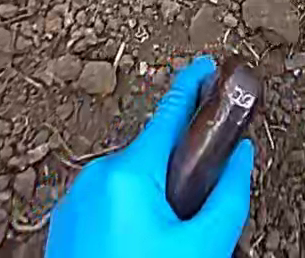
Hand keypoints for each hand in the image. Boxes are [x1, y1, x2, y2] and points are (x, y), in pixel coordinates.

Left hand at [45, 57, 254, 257]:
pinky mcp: (62, 227)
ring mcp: (73, 203)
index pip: (172, 108)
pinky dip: (132, 204)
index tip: (210, 64)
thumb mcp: (204, 248)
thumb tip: (242, 154)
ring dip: (156, 185)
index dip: (195, 81)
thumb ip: (230, 193)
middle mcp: (96, 178)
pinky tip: (145, 238)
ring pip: (131, 174)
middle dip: (180, 157)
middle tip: (203, 184)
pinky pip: (109, 198)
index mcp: (128, 173)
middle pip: (153, 146)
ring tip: (171, 229)